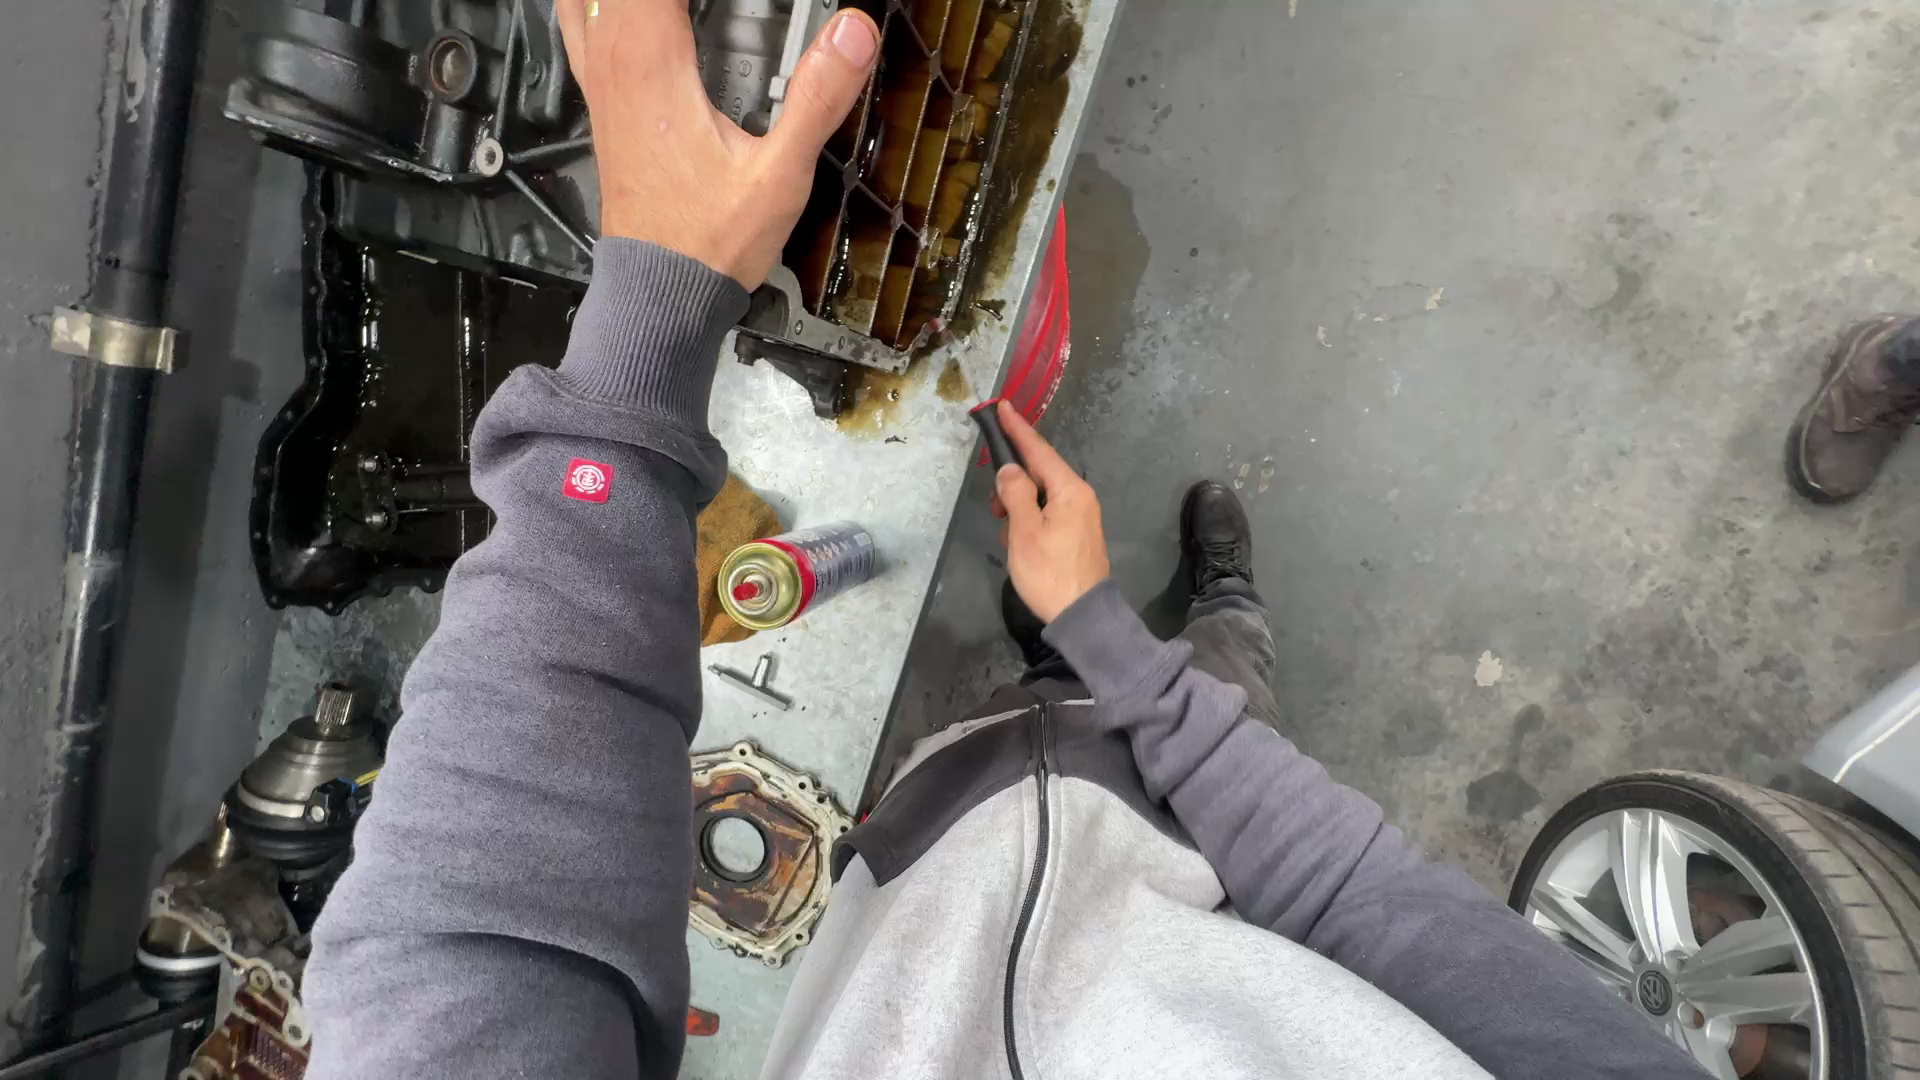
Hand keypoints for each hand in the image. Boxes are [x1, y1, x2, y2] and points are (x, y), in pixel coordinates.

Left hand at [556, 0, 879, 288]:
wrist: (663, 291)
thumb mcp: (779, 176)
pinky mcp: (603, 107)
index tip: (754, 1)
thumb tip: (854, 33)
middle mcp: (614, 61)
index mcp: (652, 63)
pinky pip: (583, 23)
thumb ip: (816, 100)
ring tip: (688, 11)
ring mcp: (600, 83)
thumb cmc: (710, 242)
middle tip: (737, 6)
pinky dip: (606, 7)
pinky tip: (635, 18)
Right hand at [990, 402, 1111, 621]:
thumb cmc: (1049, 572)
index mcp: (1069, 490)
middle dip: (1013, 479)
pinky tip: (1016, 538)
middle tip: (993, 502)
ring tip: (1004, 528)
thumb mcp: (1023, 531)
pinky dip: (1029, 517)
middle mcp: (1080, 496)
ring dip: (1018, 503)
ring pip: (1042, 494)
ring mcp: (1081, 515)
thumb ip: (1015, 493)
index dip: (1018, 429)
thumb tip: (1010, 469)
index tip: (1002, 406)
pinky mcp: (1078, 532)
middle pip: (1040, 471)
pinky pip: (1048, 511)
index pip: (1038, 450)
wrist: (1082, 615)